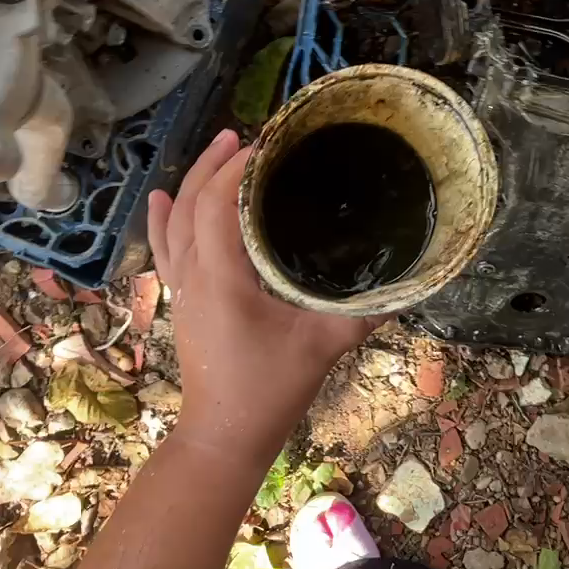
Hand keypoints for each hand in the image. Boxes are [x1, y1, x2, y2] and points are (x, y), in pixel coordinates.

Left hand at [146, 129, 385, 467]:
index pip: (219, 205)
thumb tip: (408, 280)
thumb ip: (364, 310)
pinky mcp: (182, 300)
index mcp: (223, 277)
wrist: (225, 435)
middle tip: (248, 133)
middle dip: (217, 163)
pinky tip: (160, 197)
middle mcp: (194, 274)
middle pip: (193, 203)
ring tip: (218, 147)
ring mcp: (182, 287)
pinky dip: (163, 218)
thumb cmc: (271, 389)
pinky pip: (165, 249)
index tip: (271, 144)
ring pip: (177, 221)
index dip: (239, 168)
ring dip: (194, 180)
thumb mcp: (323, 345)